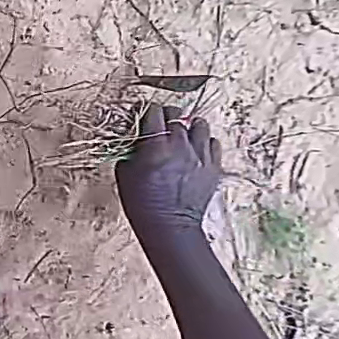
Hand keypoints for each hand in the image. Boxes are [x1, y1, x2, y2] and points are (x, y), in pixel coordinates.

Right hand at [116, 106, 221, 251]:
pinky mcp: (213, 166)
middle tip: (159, 125)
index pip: (154, 111)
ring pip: (199, 124)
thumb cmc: (142, 203)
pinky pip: (212, 142)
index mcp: (155, 146)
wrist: (168, 227)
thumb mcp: (124, 173)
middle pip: (177, 114)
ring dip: (187, 126)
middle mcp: (180, 146)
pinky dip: (203, 142)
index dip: (146, 111)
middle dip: (166, 116)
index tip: (142, 116)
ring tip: (180, 134)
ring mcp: (200, 156)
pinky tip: (193, 150)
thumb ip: (131, 150)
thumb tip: (136, 139)